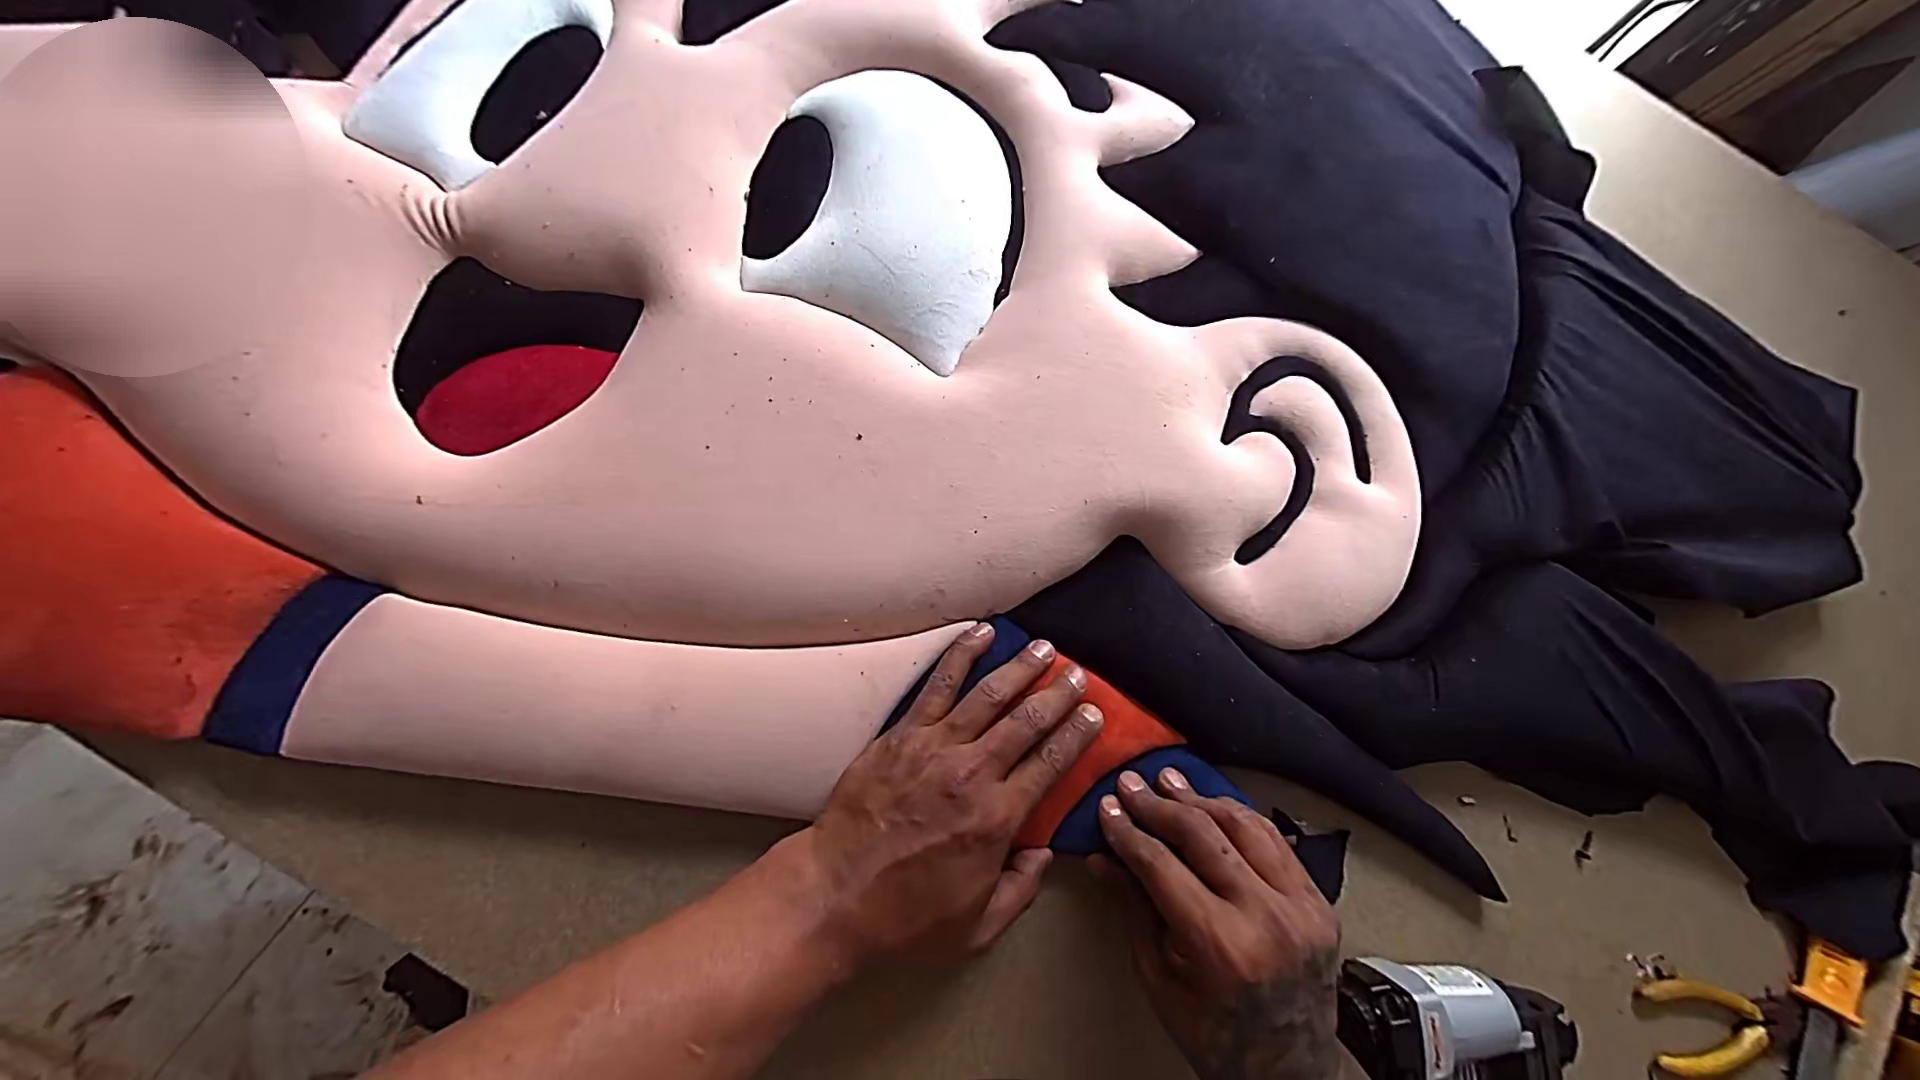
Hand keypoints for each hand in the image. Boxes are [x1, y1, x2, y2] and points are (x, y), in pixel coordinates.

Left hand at [797, 623, 1105, 961]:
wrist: (835, 893)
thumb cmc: (906, 914)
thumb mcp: (978, 925)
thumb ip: (1022, 889)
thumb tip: (1045, 853)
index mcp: (997, 818)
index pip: (1050, 763)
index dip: (1077, 734)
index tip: (1095, 713)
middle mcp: (972, 773)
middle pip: (1027, 721)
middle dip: (1059, 694)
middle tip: (1078, 674)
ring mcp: (935, 747)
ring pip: (988, 695)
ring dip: (1021, 668)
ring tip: (1045, 648)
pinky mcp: (903, 734)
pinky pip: (938, 685)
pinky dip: (962, 655)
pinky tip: (981, 634)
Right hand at [1093, 768, 1342, 1079]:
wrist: (1292, 1072)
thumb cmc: (1217, 1036)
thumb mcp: (1159, 979)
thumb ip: (1132, 909)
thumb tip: (1101, 858)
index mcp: (1220, 946)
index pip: (1160, 864)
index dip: (1127, 831)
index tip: (1107, 810)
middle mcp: (1265, 919)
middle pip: (1200, 834)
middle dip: (1156, 805)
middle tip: (1130, 785)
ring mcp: (1299, 907)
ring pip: (1241, 824)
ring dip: (1198, 798)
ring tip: (1168, 782)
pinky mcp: (1316, 901)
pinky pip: (1274, 838)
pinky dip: (1238, 814)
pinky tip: (1212, 803)